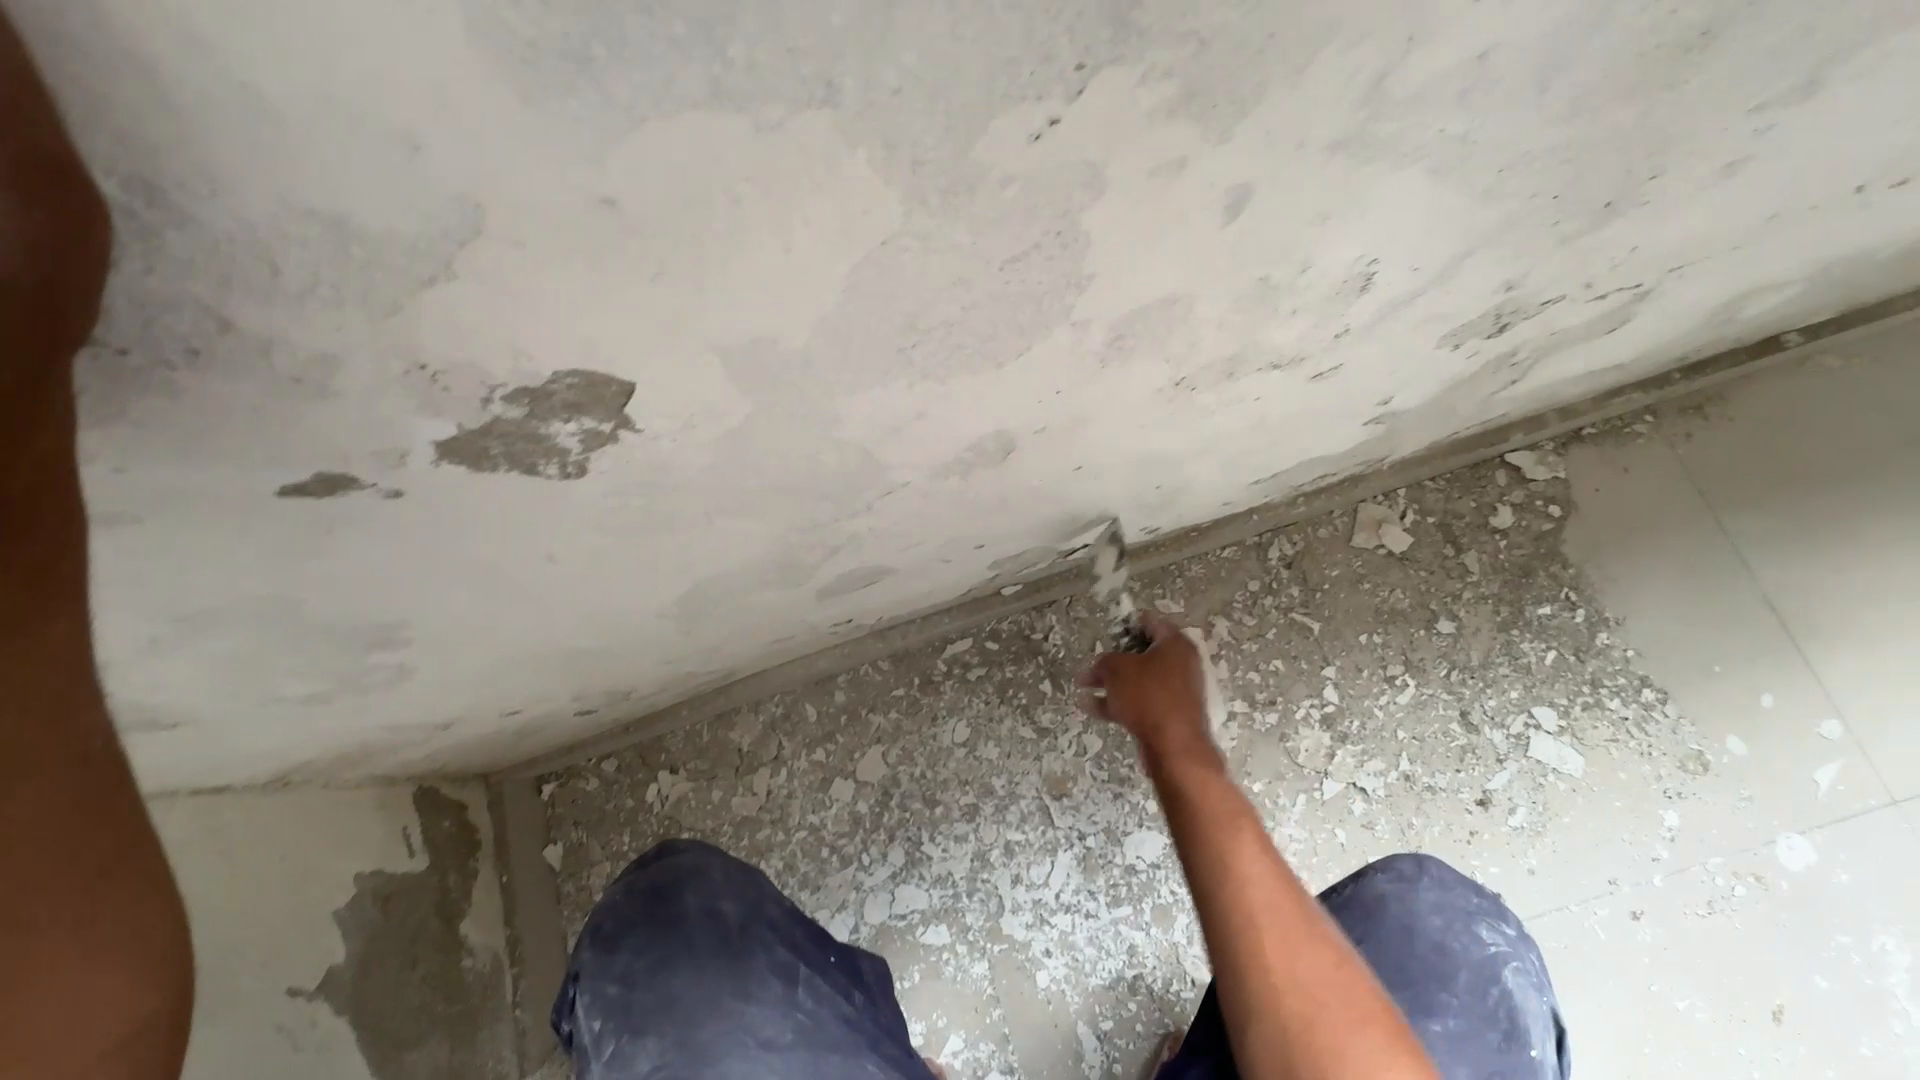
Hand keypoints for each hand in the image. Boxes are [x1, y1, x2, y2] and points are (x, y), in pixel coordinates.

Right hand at [1077, 612, 1219, 771]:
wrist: (1175, 746)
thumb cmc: (1148, 695)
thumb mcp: (1117, 669)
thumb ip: (1105, 662)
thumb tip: (1101, 666)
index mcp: (1175, 645)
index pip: (1153, 623)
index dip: (1131, 622)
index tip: (1115, 626)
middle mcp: (1180, 665)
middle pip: (1144, 655)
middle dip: (1115, 658)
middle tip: (1095, 659)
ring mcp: (1176, 693)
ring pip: (1139, 681)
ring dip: (1111, 683)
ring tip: (1082, 684)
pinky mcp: (1168, 716)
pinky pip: (1139, 703)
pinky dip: (1117, 703)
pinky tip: (1089, 706)